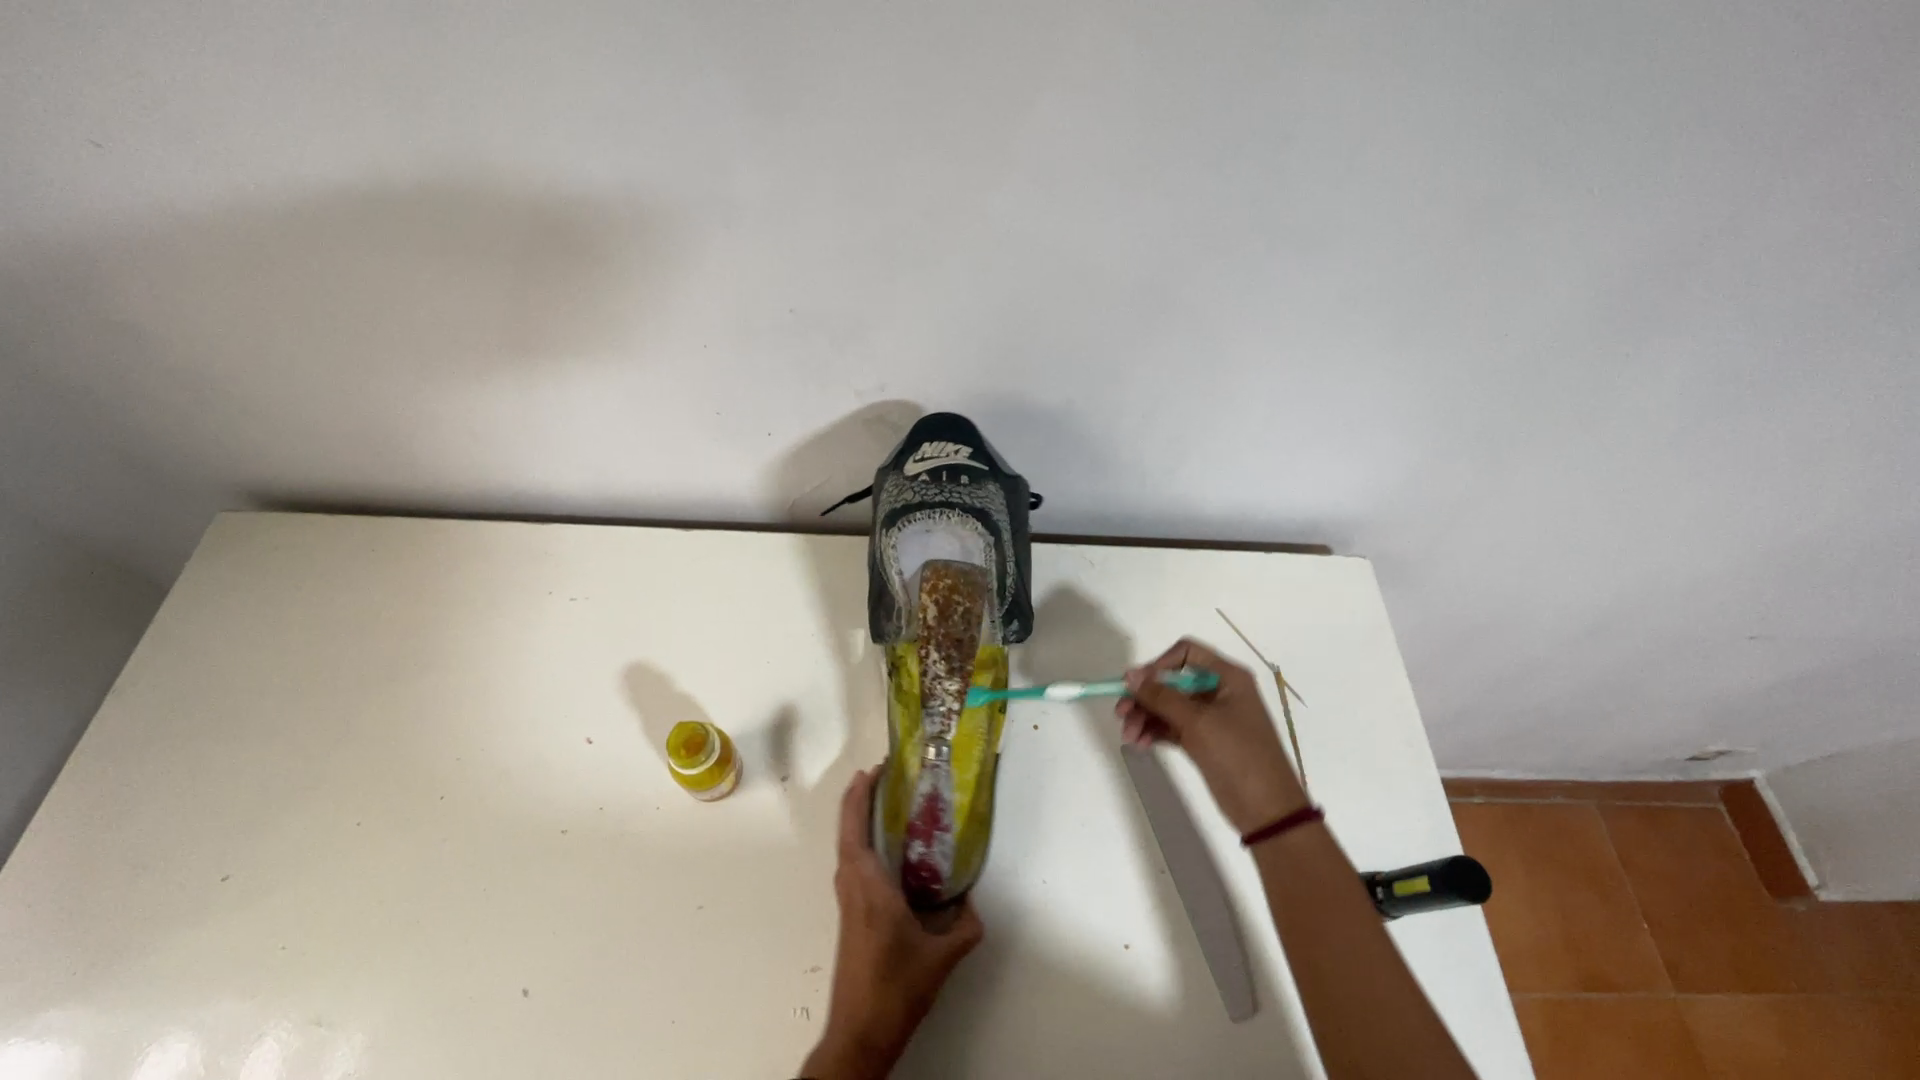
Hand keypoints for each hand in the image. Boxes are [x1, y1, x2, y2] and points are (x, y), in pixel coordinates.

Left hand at [801, 768, 984, 1079]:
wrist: (861, 1030)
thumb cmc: (897, 987)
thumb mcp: (943, 955)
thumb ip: (965, 924)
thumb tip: (972, 902)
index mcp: (869, 885)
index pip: (856, 827)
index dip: (861, 794)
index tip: (876, 769)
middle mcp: (852, 886)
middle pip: (847, 831)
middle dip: (861, 799)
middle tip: (886, 778)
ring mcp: (847, 901)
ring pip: (848, 849)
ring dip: (860, 822)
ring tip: (889, 806)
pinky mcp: (849, 916)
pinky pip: (853, 866)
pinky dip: (864, 845)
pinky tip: (890, 852)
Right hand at [1116, 638, 1309, 832]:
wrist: (1266, 809)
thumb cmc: (1237, 755)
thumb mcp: (1197, 722)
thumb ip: (1161, 696)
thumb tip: (1130, 676)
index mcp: (1227, 677)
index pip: (1185, 653)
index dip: (1157, 665)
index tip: (1134, 685)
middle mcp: (1219, 692)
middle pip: (1172, 682)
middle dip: (1145, 697)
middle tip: (1120, 714)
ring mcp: (1211, 718)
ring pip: (1169, 707)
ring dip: (1146, 718)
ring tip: (1129, 737)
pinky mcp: (1204, 741)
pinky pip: (1173, 727)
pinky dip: (1155, 732)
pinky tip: (1141, 744)